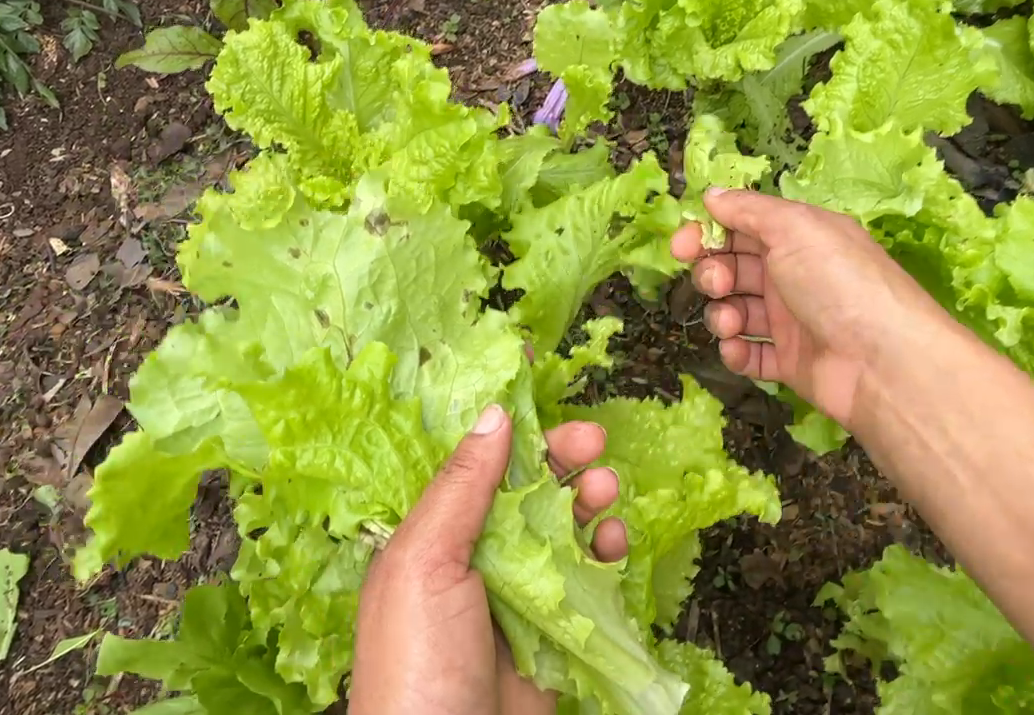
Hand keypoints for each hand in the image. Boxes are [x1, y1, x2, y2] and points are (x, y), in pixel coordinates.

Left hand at [350, 404, 627, 714]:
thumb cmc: (418, 660)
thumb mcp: (425, 562)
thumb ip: (462, 486)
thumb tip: (494, 412)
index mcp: (433, 531)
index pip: (470, 458)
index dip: (501, 417)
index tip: (531, 372)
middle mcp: (475, 551)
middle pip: (526, 483)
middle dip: (560, 453)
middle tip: (592, 437)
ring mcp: (517, 587)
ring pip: (561, 521)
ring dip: (588, 495)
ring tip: (605, 486)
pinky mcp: (554, 624)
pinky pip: (586, 571)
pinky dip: (605, 548)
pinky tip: (615, 538)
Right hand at [670, 188, 967, 430]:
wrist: (883, 362)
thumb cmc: (838, 281)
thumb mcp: (795, 228)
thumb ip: (748, 209)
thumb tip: (712, 194)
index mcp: (798, 236)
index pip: (741, 226)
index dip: (707, 233)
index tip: (682, 246)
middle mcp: (793, 274)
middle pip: (734, 267)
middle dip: (713, 273)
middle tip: (716, 284)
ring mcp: (791, 320)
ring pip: (736, 310)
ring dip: (721, 313)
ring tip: (730, 323)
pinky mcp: (789, 361)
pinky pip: (749, 353)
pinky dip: (736, 351)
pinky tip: (738, 349)